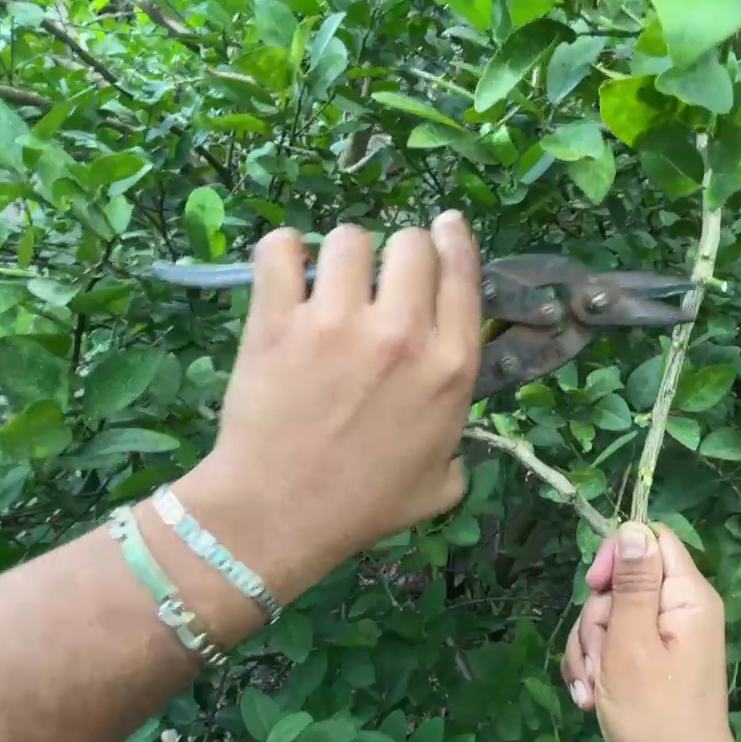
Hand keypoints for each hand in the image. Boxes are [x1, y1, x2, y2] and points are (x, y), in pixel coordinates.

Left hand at [173, 214, 480, 601]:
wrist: (279, 515)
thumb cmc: (365, 504)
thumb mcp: (441, 483)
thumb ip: (460, 442)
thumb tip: (451, 418)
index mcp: (450, 367)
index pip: (462, 273)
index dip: (454, 239)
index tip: (445, 226)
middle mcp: (402, 333)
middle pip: (411, 244)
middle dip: (403, 251)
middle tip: (385, 277)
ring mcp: (337, 323)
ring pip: (350, 239)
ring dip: (346, 253)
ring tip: (335, 279)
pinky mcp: (278, 321)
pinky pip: (281, 250)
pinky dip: (284, 251)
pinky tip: (288, 269)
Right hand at [561, 521, 740, 741]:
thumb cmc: (655, 716)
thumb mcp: (633, 643)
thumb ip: (632, 583)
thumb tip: (633, 526)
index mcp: (687, 596)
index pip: (651, 540)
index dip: (618, 554)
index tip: (596, 586)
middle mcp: (676, 610)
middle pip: (621, 581)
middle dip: (596, 618)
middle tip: (602, 656)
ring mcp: (657, 639)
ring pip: (605, 616)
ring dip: (589, 650)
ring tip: (594, 688)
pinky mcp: (640, 663)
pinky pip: (605, 646)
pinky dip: (591, 668)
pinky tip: (590, 698)